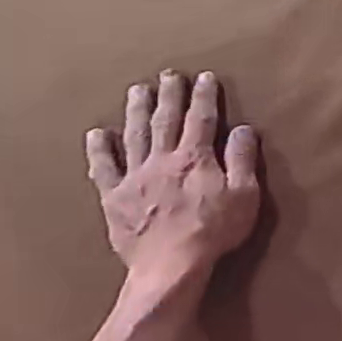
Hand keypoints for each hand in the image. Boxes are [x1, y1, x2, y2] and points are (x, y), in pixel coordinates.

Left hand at [85, 71, 260, 290]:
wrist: (170, 266)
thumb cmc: (214, 230)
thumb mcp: (244, 195)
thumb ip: (243, 160)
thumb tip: (244, 129)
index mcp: (195, 158)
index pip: (201, 119)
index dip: (203, 96)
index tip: (204, 77)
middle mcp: (162, 160)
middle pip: (166, 120)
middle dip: (169, 95)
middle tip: (168, 74)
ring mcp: (135, 178)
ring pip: (134, 136)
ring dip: (136, 111)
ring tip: (137, 91)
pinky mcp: (114, 198)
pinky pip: (104, 169)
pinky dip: (99, 150)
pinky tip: (97, 134)